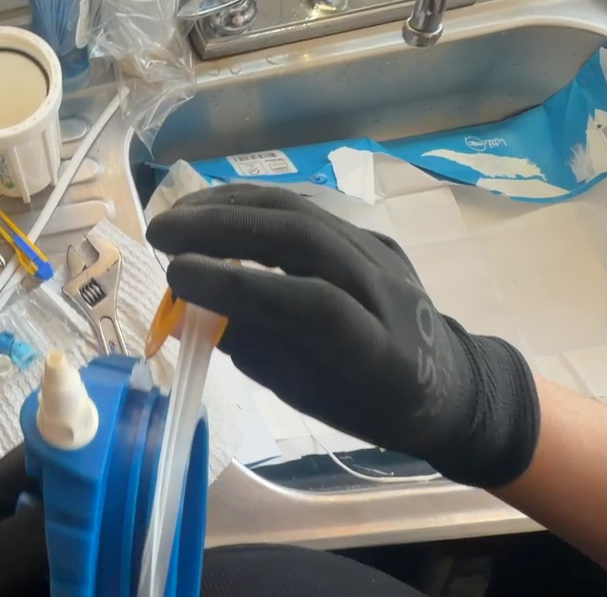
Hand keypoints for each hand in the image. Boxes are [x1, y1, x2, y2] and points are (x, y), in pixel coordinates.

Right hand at [147, 184, 539, 487]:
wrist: (447, 381)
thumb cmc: (366, 404)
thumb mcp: (305, 393)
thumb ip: (248, 344)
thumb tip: (185, 306)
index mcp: (380, 352)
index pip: (310, 305)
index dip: (237, 284)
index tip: (173, 276)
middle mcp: (385, 289)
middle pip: (300, 237)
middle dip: (219, 228)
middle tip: (159, 231)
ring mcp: (377, 250)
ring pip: (296, 209)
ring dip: (224, 205)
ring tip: (174, 215)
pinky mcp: (363, 229)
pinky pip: (298, 205)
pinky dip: (244, 202)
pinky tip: (207, 207)